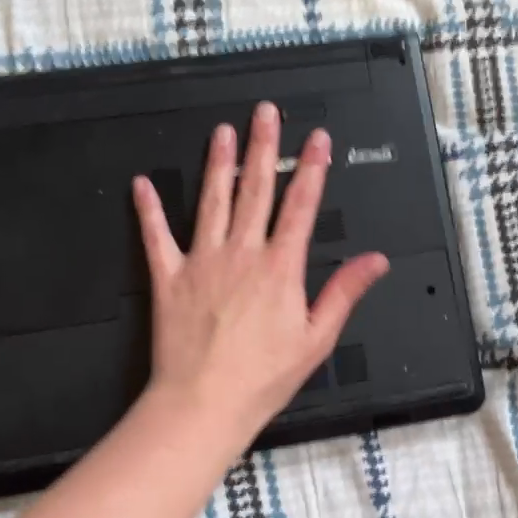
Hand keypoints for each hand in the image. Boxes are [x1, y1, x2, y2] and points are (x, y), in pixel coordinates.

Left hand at [132, 102, 388, 434]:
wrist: (203, 403)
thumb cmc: (261, 378)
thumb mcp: (317, 338)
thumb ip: (344, 292)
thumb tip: (375, 261)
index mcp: (279, 268)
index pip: (301, 205)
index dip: (311, 167)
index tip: (317, 139)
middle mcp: (241, 254)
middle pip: (256, 189)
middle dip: (263, 147)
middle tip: (265, 113)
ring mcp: (202, 261)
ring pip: (213, 200)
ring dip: (219, 163)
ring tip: (222, 131)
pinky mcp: (169, 277)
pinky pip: (156, 236)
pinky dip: (149, 209)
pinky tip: (142, 185)